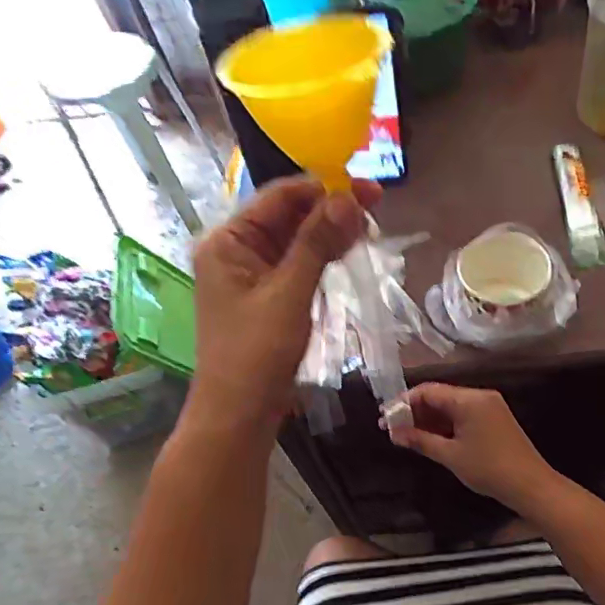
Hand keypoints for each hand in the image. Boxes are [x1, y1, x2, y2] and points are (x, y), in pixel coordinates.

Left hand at [187, 176, 380, 429]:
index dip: (323, 189)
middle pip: (287, 218)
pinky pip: (295, 269)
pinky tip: (346, 257)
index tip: (367, 190)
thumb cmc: (256, 354)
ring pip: (294, 244)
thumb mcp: (289, 294)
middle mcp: (234, 252)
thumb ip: (317, 243)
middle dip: (329, 212)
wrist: (238, 414)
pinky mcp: (265, 301)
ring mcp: (249, 278)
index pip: (279, 198)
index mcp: (227, 241)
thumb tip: (348, 198)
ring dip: (328, 236)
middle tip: (376, 210)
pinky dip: (320, 262)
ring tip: (368, 232)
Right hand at [389, 383, 559, 509]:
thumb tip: (394, 434)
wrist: (530, 485)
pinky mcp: (494, 420)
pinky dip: (445, 425)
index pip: (428, 391)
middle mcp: (480, 396)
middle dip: (414, 411)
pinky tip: (429, 438)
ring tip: (405, 435)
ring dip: (428, 419)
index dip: (403, 402)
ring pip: (450, 407)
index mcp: (469, 399)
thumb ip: (420, 440)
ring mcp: (489, 407)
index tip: (385, 417)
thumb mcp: (450, 455)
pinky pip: (463, 415)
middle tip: (391, 428)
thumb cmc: (489, 468)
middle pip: (439, 396)